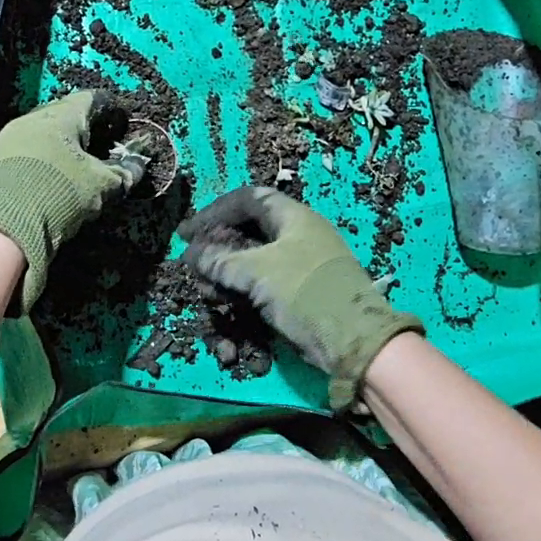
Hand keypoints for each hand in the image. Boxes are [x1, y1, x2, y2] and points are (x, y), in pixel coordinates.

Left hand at [0, 91, 130, 314]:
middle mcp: (32, 118)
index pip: (92, 99)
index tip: (122, 128)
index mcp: (62, 115)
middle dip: (85, 130)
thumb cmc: (60, 192)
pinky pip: (25, 152)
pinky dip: (41, 161)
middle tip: (100, 149)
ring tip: (74, 168)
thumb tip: (139, 164)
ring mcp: (8, 137)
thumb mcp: (103, 186)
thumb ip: (125, 172)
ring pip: (42, 134)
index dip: (112, 112)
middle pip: (65, 115)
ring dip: (60, 147)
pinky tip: (47, 181)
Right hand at [176, 187, 421, 409]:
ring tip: (210, 299)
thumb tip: (191, 253)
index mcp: (292, 216)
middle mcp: (295, 235)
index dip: (214, 212)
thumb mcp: (256, 271)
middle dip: (216, 254)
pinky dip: (242, 299)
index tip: (187, 234)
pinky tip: (226, 316)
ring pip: (250, 265)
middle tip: (196, 271)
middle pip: (245, 234)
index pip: (246, 199)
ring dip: (225, 281)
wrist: (353, 340)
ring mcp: (297, 266)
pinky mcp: (297, 294)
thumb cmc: (305, 291)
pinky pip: (261, 288)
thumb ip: (219, 260)